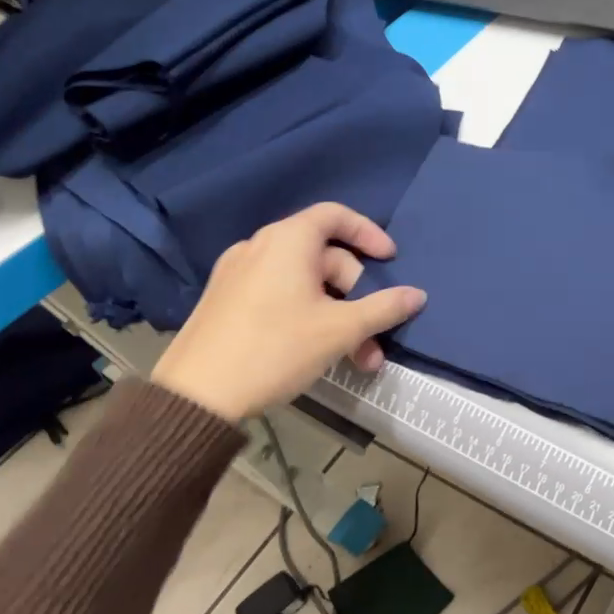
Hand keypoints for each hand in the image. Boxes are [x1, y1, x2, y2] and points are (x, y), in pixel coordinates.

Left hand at [152, 203, 425, 422]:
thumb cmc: (275, 349)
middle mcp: (260, 248)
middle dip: (359, 296)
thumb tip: (418, 294)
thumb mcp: (340, 330)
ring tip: (357, 357)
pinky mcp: (225, 302)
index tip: (391, 260)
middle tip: (376, 334)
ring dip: (338, 315)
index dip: (369, 233)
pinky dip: (308, 315)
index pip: (336, 216)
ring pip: (305, 283)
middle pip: (326, 258)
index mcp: (288, 241)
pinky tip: (320, 353)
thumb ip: (384, 308)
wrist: (195, 397)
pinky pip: (279, 296)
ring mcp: (238, 275)